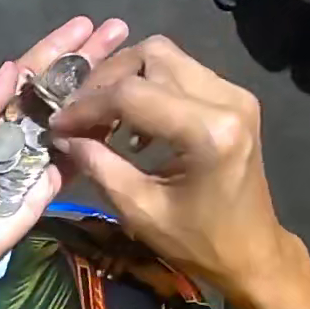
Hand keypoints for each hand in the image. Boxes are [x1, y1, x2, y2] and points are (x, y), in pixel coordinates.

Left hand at [0, 16, 129, 292]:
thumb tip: (14, 68)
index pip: (27, 75)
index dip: (54, 49)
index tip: (84, 24)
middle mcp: (17, 131)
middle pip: (57, 91)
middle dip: (86, 61)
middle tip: (119, 31)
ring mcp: (36, 160)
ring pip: (72, 120)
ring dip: (99, 93)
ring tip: (129, 64)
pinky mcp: (48, 188)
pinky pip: (76, 161)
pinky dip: (97, 140)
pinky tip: (119, 114)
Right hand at [48, 35, 304, 293]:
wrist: (252, 252)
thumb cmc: (197, 242)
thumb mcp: (139, 210)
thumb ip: (98, 165)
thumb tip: (62, 135)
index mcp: (207, 132)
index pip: (131, 94)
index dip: (86, 106)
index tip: (57, 124)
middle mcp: (226, 99)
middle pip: (150, 56)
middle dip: (104, 81)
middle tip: (79, 114)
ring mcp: (234, 93)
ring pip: (164, 56)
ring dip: (125, 80)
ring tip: (102, 117)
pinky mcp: (233, 97)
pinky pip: (180, 71)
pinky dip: (148, 87)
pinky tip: (133, 124)